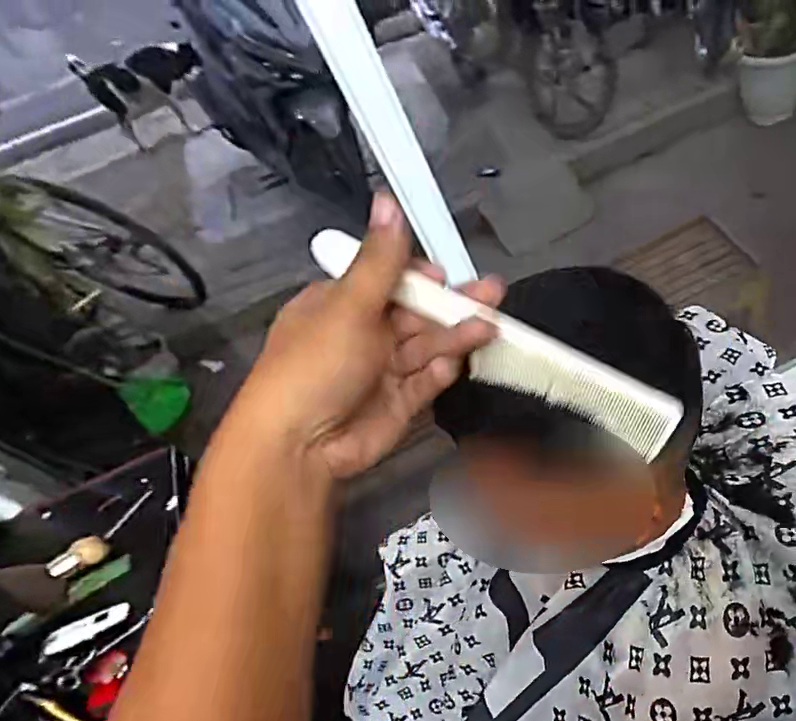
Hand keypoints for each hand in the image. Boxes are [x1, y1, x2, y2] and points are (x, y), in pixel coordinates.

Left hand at [221, 193, 502, 478]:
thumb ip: (381, 262)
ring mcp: (384, 370)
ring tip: (489, 327)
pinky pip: (427, 383)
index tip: (446, 276)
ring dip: (456, 337)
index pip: (390, 280)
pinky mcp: (401, 403)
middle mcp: (364, 333)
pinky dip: (440, 375)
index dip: (421, 277)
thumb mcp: (348, 306)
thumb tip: (387, 203)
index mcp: (341, 303)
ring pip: (428, 348)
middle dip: (453, 306)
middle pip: (418, 314)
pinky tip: (452, 367)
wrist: (303, 443)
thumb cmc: (314, 367)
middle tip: (492, 295)